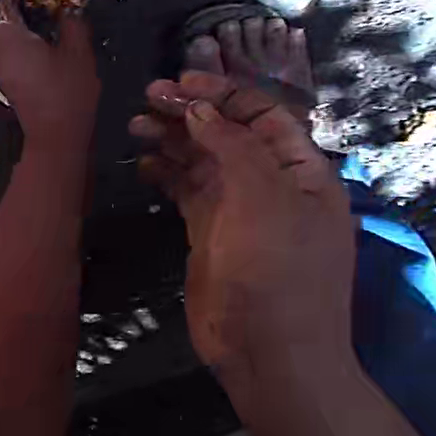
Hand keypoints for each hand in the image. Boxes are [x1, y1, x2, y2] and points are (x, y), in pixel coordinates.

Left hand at [0, 0, 97, 156]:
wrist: (56, 136)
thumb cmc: (67, 92)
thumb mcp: (78, 52)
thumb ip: (72, 23)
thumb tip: (68, 6)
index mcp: (10, 38)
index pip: (1, 3)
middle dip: (8, 2)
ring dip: (10, 19)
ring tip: (35, 9)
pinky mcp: (6, 78)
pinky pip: (3, 47)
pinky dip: (13, 35)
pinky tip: (35, 34)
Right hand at [137, 76, 356, 383]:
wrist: (268, 353)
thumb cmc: (276, 271)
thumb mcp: (263, 200)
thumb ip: (232, 146)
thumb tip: (199, 109)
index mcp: (300, 171)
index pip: (262, 114)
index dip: (223, 93)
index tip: (181, 82)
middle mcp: (270, 183)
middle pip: (226, 132)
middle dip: (189, 111)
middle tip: (147, 98)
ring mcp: (238, 209)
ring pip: (201, 158)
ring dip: (171, 138)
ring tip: (135, 126)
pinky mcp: (209, 231)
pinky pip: (186, 189)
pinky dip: (165, 172)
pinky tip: (143, 164)